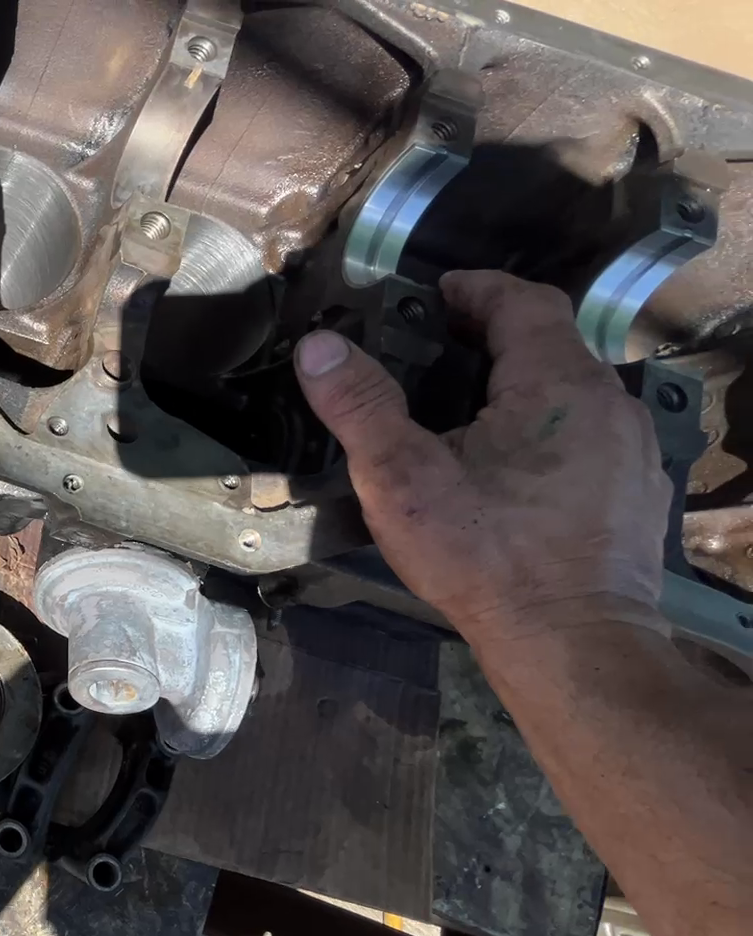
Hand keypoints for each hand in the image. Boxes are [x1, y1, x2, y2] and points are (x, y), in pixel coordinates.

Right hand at [294, 269, 672, 644]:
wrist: (565, 636)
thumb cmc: (478, 547)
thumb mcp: (399, 474)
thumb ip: (359, 405)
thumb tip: (318, 343)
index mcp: (556, 386)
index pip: (527, 304)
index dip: (478, 289)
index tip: (434, 290)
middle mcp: (607, 405)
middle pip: (549, 346)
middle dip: (488, 337)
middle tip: (426, 349)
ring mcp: (627, 452)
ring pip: (566, 393)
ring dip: (513, 383)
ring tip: (453, 405)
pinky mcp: (627, 493)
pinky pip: (579, 435)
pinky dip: (536, 426)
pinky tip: (499, 464)